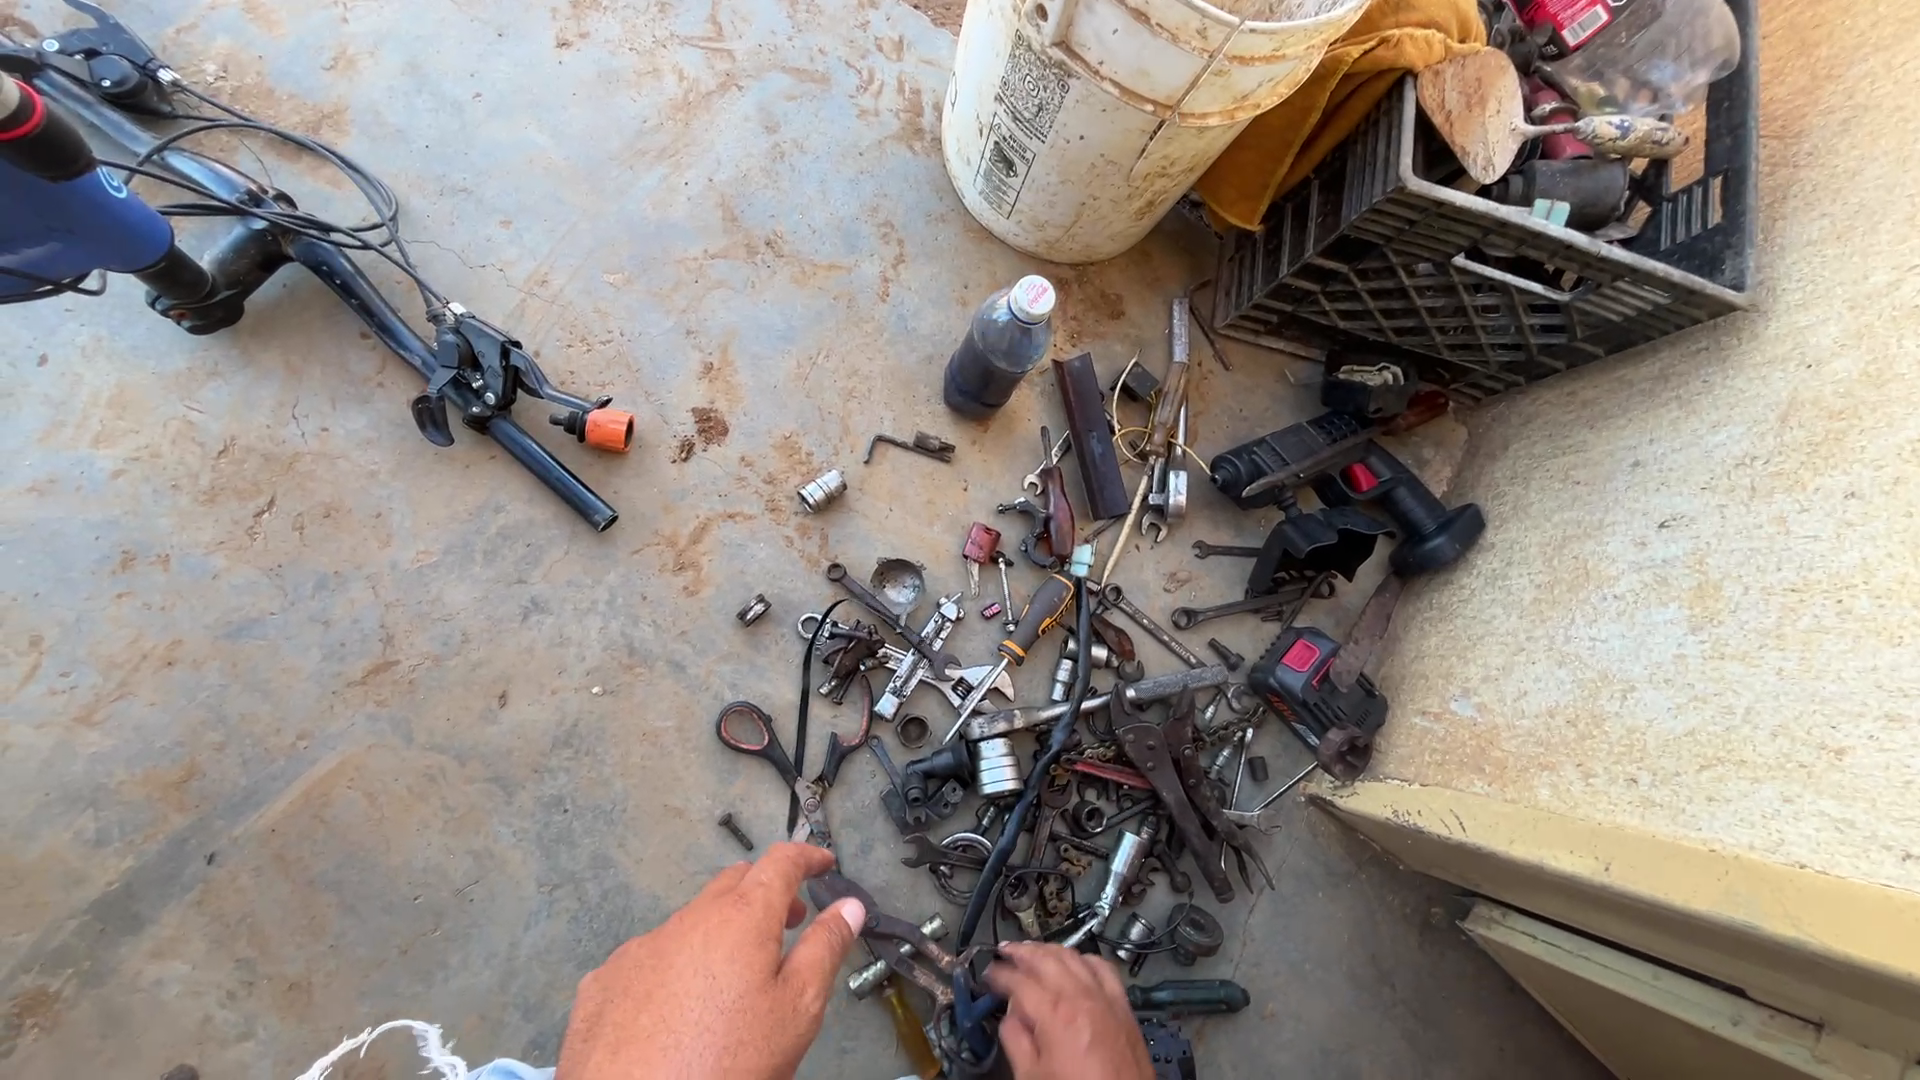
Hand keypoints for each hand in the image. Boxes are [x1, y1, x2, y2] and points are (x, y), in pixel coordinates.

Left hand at [556, 843, 864, 1079]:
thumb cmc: (729, 1063)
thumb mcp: (796, 1010)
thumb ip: (825, 949)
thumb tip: (849, 904)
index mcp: (742, 917)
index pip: (781, 861)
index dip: (807, 856)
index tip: (824, 864)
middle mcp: (689, 918)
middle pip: (734, 883)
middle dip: (766, 892)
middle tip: (788, 924)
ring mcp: (640, 948)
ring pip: (690, 922)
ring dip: (719, 932)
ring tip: (731, 981)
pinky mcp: (602, 983)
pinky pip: (649, 958)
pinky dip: (674, 966)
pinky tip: (674, 1012)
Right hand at [986, 942, 1152, 1079]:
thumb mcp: (1031, 1078)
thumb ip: (1015, 1041)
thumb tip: (1010, 1016)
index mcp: (1054, 1013)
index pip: (1018, 980)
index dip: (999, 974)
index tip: (988, 975)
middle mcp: (1079, 995)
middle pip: (1044, 958)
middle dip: (1020, 952)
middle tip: (1004, 952)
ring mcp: (1104, 996)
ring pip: (1072, 955)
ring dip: (1048, 949)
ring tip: (1033, 951)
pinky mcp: (1122, 1004)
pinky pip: (1102, 967)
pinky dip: (1084, 958)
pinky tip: (1075, 962)